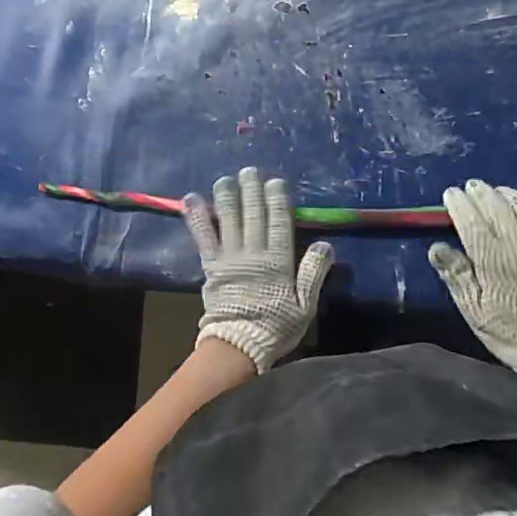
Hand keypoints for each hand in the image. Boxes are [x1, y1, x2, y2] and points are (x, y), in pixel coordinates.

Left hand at [183, 167, 334, 372]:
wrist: (239, 344)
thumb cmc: (276, 327)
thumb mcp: (305, 305)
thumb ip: (313, 274)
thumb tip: (325, 245)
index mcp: (278, 261)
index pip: (279, 223)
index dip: (278, 200)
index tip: (275, 182)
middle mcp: (252, 253)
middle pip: (253, 215)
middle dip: (251, 191)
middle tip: (249, 171)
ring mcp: (229, 257)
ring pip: (228, 220)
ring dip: (226, 197)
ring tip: (225, 179)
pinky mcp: (211, 265)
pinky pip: (203, 237)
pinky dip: (197, 217)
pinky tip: (191, 199)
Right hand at [427, 180, 516, 381]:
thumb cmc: (510, 333)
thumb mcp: (473, 310)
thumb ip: (456, 276)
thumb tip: (437, 247)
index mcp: (493, 262)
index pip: (472, 224)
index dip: (460, 206)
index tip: (450, 194)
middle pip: (500, 212)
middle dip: (484, 195)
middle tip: (472, 186)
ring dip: (513, 197)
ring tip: (501, 190)